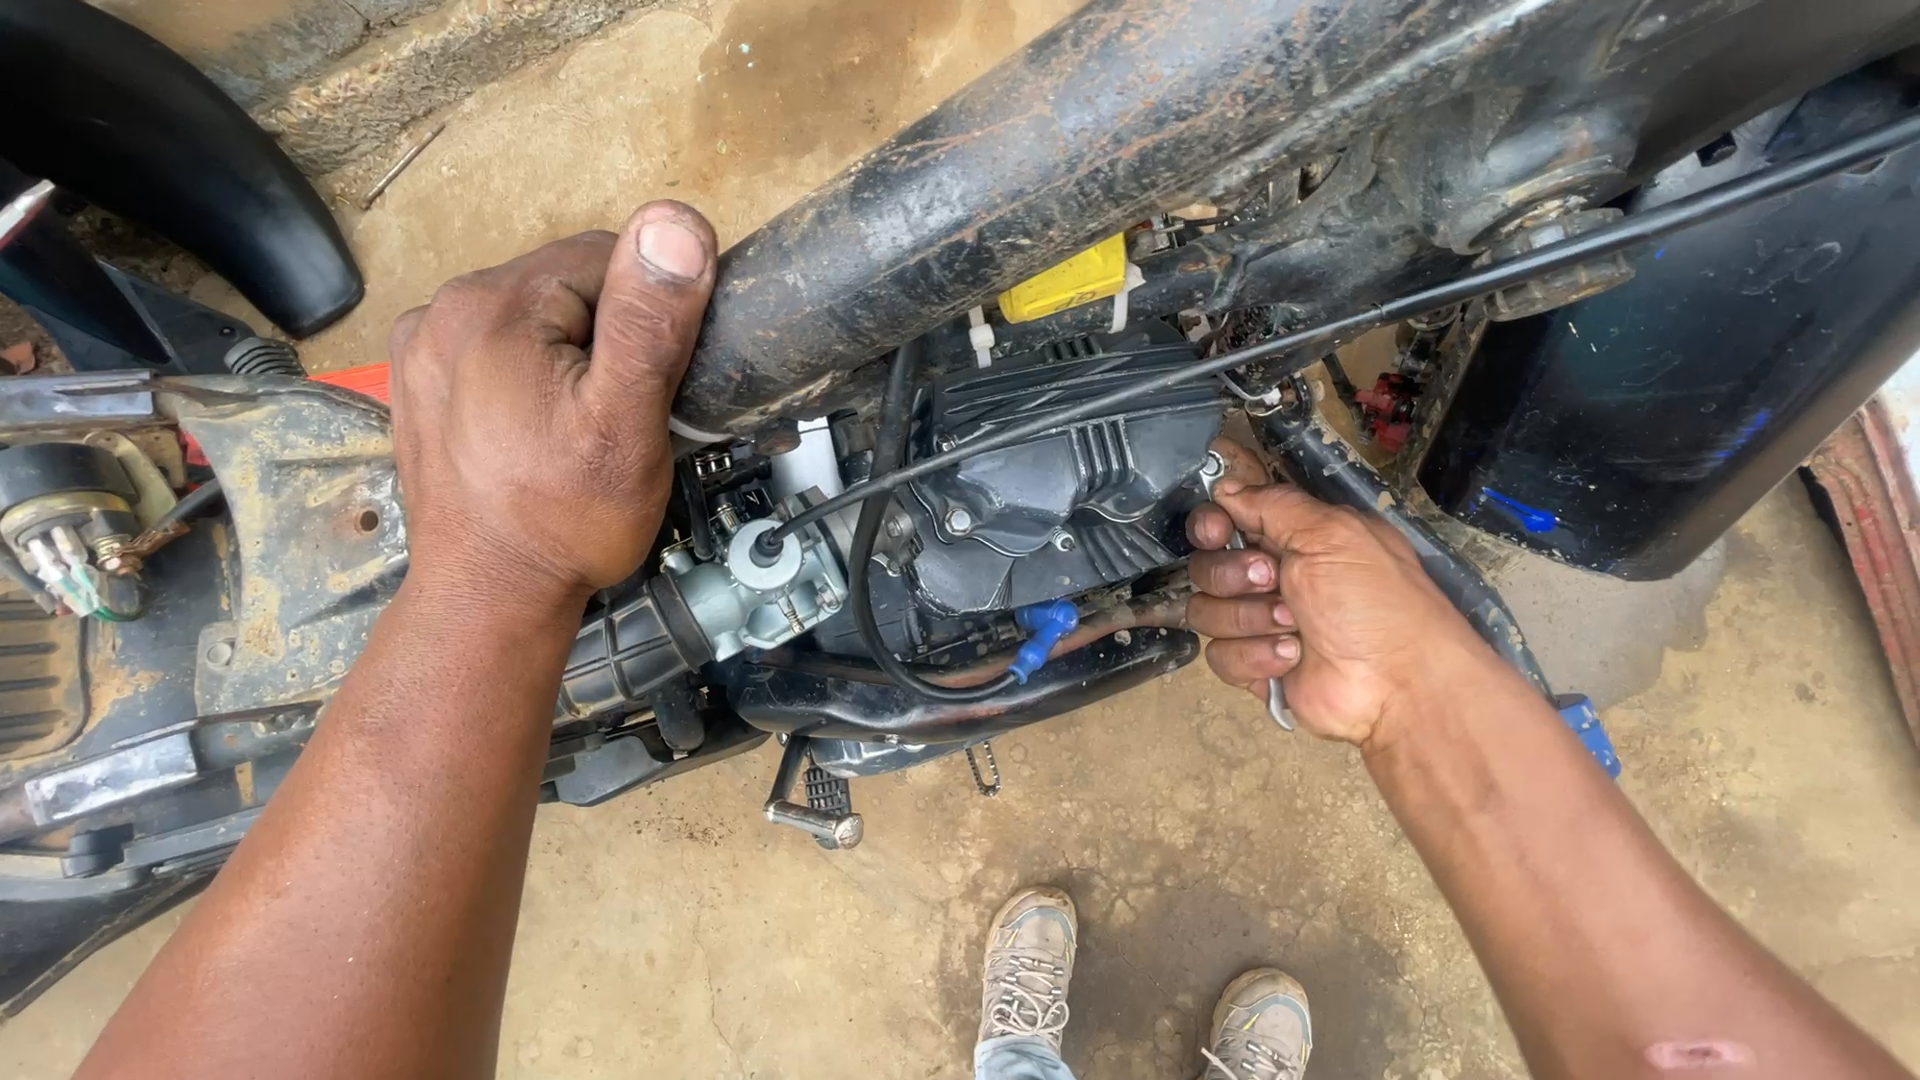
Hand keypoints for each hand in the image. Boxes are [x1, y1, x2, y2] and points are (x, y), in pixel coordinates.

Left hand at [387, 201, 717, 612]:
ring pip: (536, 315)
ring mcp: (423, 348)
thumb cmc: (568, 516)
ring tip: (592, 421)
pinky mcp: (422, 383)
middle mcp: (443, 309)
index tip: (664, 376)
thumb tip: (678, 222)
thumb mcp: (627, 422)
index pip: (607, 257)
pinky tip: (545, 424)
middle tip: (633, 408)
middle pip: (568, 285)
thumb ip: (650, 322)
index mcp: (495, 304)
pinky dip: (536, 369)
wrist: (492, 596)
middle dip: (616, 332)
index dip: (654, 312)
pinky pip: (499, 347)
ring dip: (578, 351)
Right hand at [1186, 468, 1494, 748]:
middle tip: (1274, 582)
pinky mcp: (1253, 664)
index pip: (1224, 522)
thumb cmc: (1376, 604)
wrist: (1397, 684)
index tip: (1218, 533)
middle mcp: (1272, 578)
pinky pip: (1219, 654)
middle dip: (1234, 575)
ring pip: (1206, 611)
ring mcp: (1259, 623)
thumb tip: (1226, 489)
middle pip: (1207, 566)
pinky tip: (1291, 657)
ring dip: (1250, 618)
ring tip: (1294, 627)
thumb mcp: (1333, 534)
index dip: (1211, 526)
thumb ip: (1273, 505)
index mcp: (1293, 540)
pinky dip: (1254, 655)